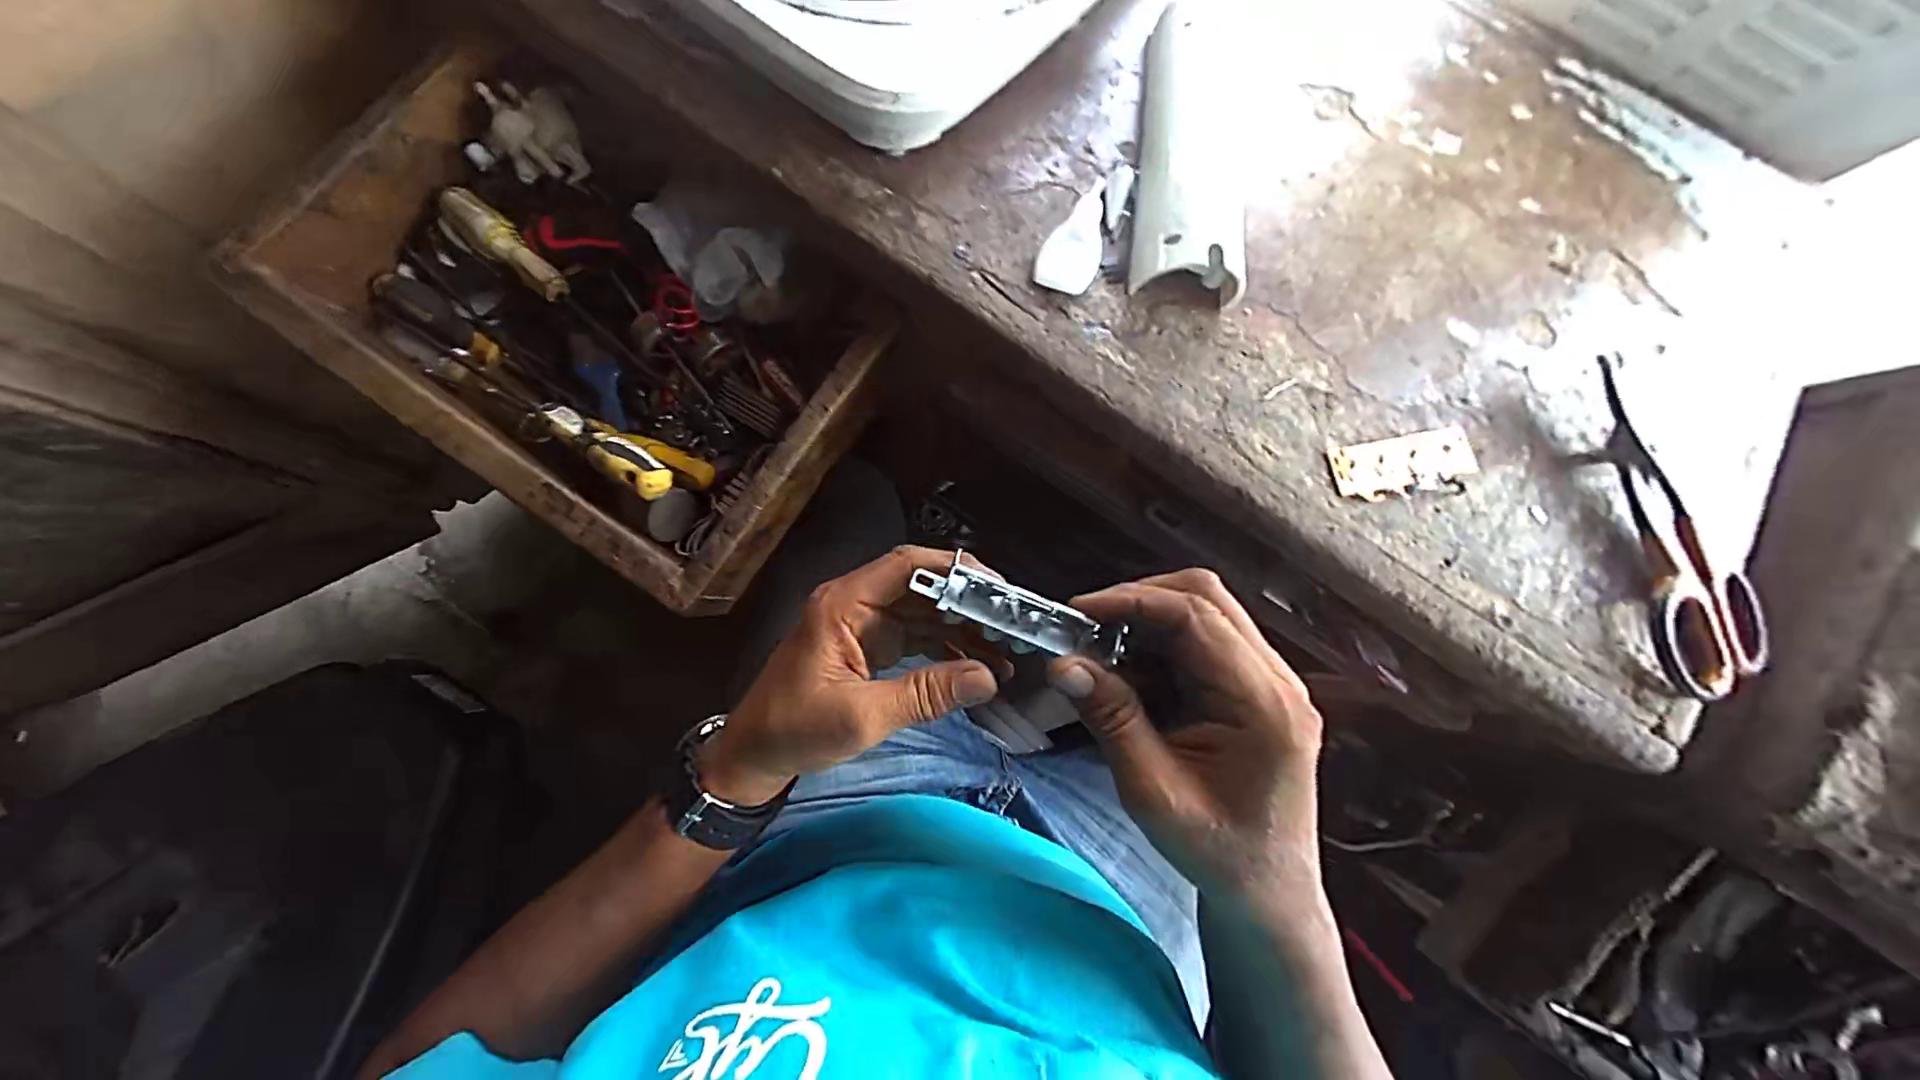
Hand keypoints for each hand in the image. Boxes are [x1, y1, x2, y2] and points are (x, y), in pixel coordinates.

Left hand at [700, 546, 1002, 803]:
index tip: (997, 591)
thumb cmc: (793, 730)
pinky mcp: (873, 646)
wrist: (754, 754)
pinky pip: (919, 635)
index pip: (907, 565)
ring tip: (1003, 650)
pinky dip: (948, 646)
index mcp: (844, 604)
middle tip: (1011, 623)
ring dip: (963, 626)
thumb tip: (986, 678)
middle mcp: (857, 604)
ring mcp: (866, 624)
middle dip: (969, 602)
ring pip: (926, 610)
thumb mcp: (862, 716)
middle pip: (923, 585)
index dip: (955, 570)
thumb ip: (925, 694)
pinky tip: (976, 663)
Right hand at [1046, 569, 1324, 898]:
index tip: (1078, 612)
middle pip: (1205, 597)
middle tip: (1087, 628)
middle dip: (1138, 601)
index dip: (1132, 601)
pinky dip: (1159, 647)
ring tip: (1104, 655)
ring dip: (1146, 623)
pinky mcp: (1255, 689)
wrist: (1267, 893)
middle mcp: (1276, 680)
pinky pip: (1202, 641)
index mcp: (1263, 703)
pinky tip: (1132, 678)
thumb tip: (1063, 663)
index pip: (1196, 615)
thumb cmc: (1217, 853)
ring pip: (1203, 611)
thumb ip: (1111, 719)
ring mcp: (1270, 681)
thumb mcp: (1152, 792)